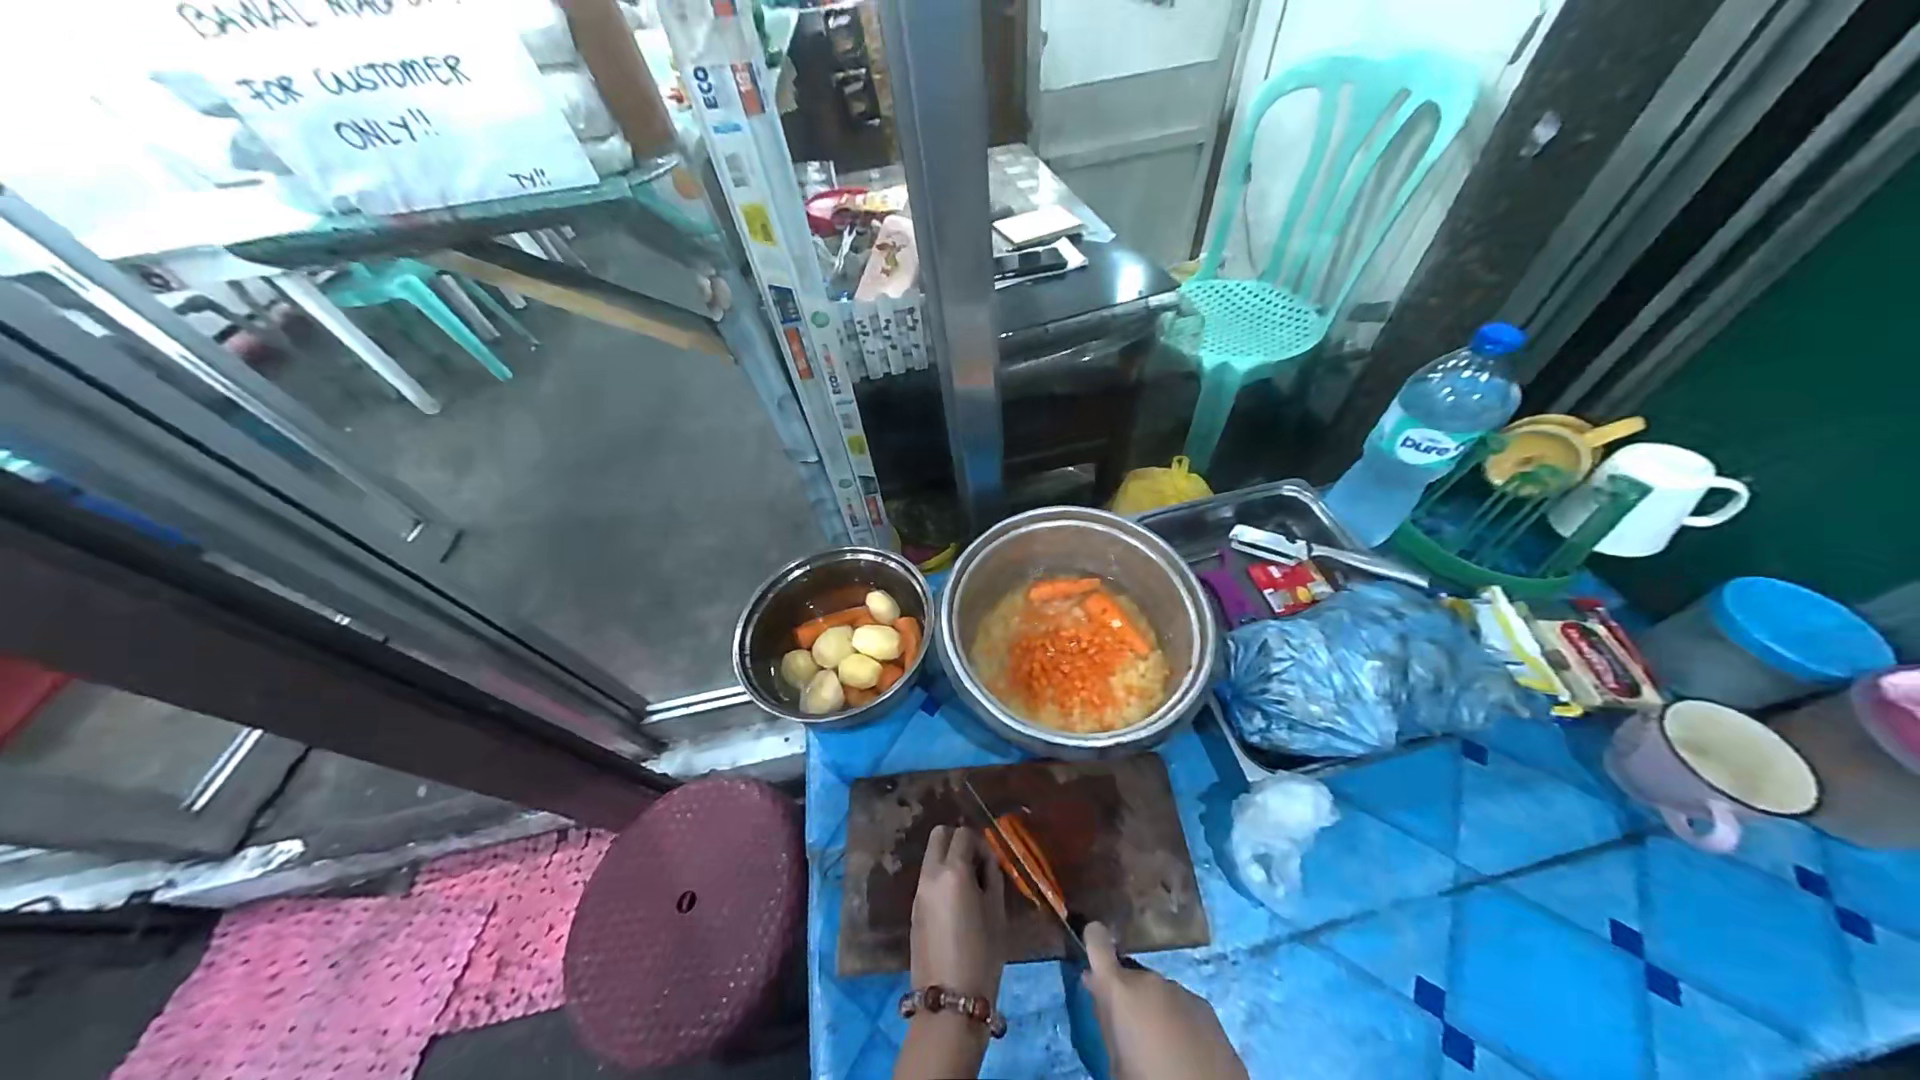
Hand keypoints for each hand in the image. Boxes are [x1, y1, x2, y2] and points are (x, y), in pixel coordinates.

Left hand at [909, 825, 1007, 999]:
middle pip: (939, 835)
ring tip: (969, 889)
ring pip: (931, 857)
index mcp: (953, 871)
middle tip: (977, 866)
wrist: (950, 999)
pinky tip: (956, 906)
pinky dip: (941, 879)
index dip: (980, 843)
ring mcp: (918, 892)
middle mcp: (930, 875)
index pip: (963, 833)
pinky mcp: (913, 909)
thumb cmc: (982, 954)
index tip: (991, 865)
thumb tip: (985, 860)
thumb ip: (991, 876)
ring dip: (949, 860)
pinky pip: (928, 879)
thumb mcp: (997, 912)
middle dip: (958, 841)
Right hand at [1082, 921, 1247, 1079]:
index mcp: (1120, 989)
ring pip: (1156, 990)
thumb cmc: (1147, 1079)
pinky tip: (1183, 1047)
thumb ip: (1105, 1018)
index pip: (1097, 941)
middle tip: (1128, 1026)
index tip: (1091, 943)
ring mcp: (1181, 990)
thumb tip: (1097, 988)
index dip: (1093, 939)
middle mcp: (1150, 979)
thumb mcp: (1114, 1059)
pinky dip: (1177, 1018)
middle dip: (1126, 993)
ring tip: (1159, 1042)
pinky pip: (1180, 1004)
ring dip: (1153, 1006)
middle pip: (1130, 975)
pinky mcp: (1205, 1007)